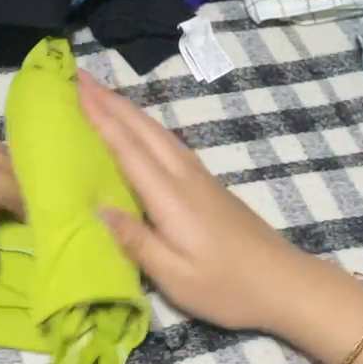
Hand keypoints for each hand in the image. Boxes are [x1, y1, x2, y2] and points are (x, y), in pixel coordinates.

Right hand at [77, 75, 319, 334]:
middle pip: (142, 128)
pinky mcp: (207, 184)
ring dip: (127, 108)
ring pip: (157, 131)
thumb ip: (136, 241)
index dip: (100, 117)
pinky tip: (137, 127)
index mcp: (171, 197)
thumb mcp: (177, 277)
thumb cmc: (228, 287)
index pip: (128, 148)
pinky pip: (167, 142)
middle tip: (78, 76)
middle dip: (109, 100)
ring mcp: (199, 177)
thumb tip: (96, 205)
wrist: (286, 284)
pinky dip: (144, 126)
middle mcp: (184, 176)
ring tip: (99, 93)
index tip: (75, 89)